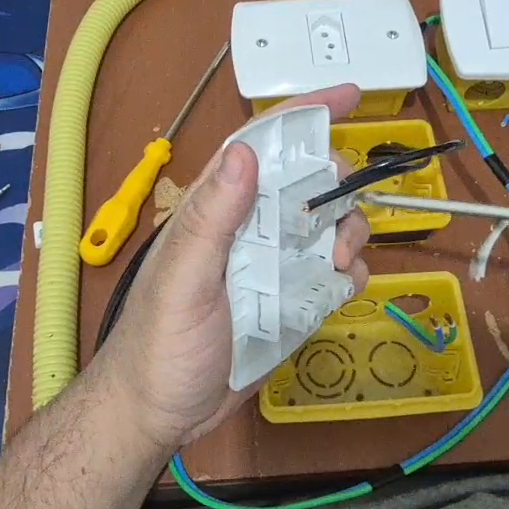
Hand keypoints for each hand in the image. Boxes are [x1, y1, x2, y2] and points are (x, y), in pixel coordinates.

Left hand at [89, 85, 370, 451]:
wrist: (161, 412)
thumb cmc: (159, 344)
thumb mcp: (182, 279)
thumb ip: (211, 219)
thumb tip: (244, 153)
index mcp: (216, 209)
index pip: (262, 146)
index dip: (305, 115)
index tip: (350, 96)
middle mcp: (248, 228)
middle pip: (306, 183)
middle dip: (335, 186)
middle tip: (338, 218)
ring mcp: (271, 264)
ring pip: (327, 226)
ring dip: (346, 233)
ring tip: (338, 262)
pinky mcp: (290, 300)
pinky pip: (332, 273)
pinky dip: (348, 272)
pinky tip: (340, 288)